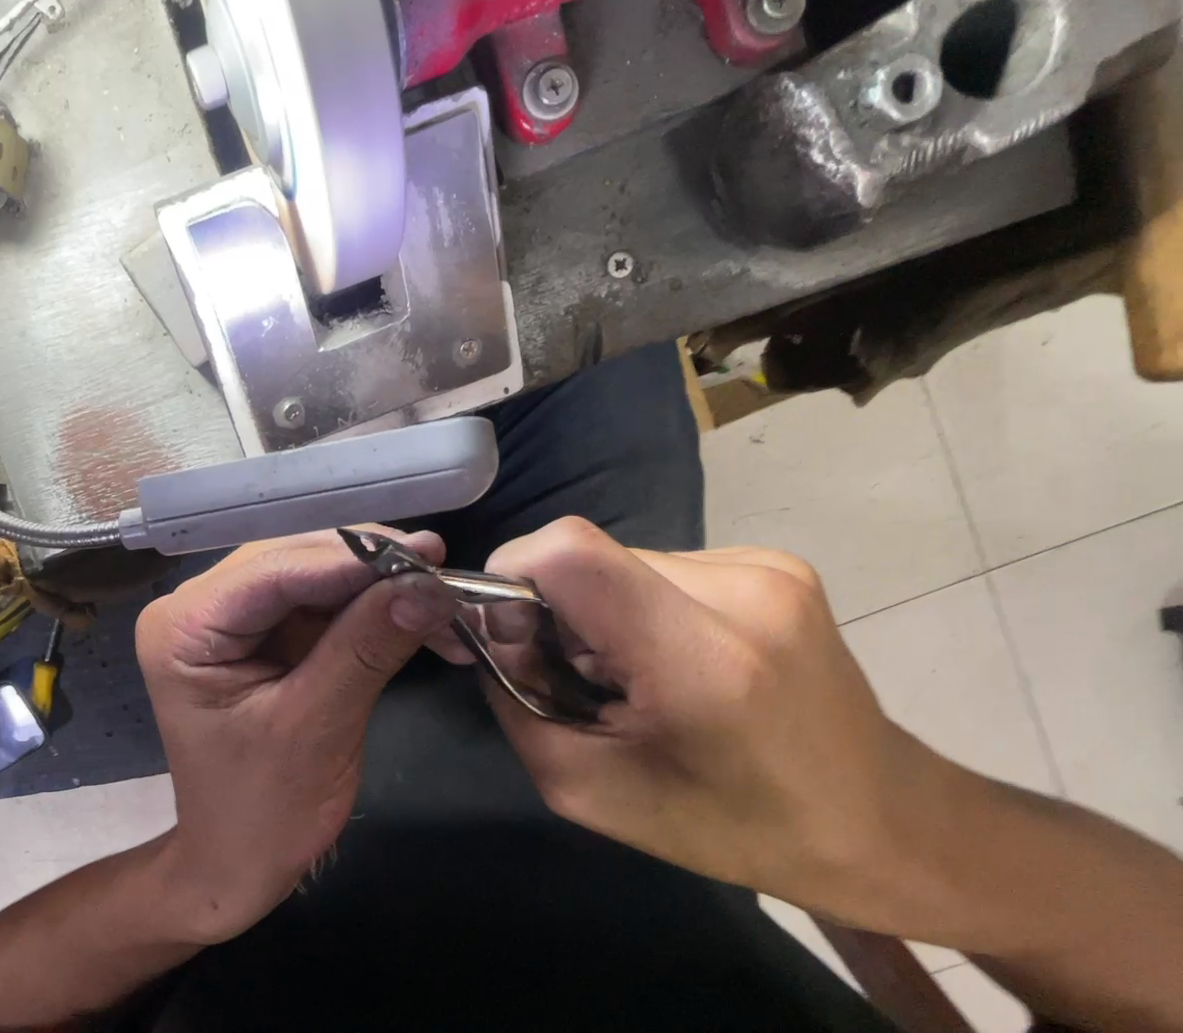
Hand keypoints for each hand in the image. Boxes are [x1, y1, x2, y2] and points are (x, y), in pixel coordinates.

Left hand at [134, 529, 457, 942]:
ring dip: (380, 588)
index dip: (351, 559)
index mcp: (183, 627)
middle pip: (293, 562)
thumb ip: (366, 648)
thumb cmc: (262, 810)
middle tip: (443, 571)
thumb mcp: (315, 727)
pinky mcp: (265, 633)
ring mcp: (232, 617)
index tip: (427, 553)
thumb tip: (428, 585)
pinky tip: (421, 619)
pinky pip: (324, 604)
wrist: (239, 861)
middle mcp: (198, 607)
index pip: (272, 571)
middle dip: (370, 569)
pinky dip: (372, 611)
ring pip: (315, 577)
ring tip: (444, 597)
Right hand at [474, 518, 939, 925]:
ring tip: (631, 674)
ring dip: (598, 608)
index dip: (510, 573)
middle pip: (587, 555)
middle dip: (552, 607)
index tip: (506, 629)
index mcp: (700, 659)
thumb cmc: (737, 827)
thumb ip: (516, 704)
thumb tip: (489, 631)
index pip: (569, 553)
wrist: (889, 824)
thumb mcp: (591, 793)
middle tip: (575, 676)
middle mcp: (739, 590)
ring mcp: (766, 567)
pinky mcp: (775, 562)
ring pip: (620, 558)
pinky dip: (638, 604)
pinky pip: (661, 565)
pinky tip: (672, 657)